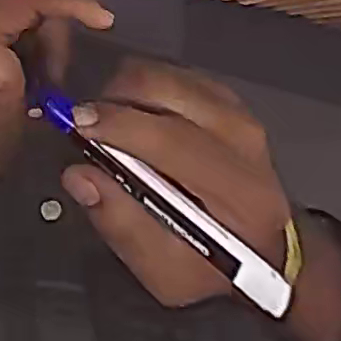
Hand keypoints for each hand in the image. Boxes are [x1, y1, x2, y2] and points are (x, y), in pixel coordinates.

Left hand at [0, 0, 112, 183]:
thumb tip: (1, 55)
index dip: (72, 1)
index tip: (105, 23)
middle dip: (56, 42)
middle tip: (50, 88)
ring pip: (36, 7)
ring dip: (47, 47)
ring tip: (36, 90)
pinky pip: (26, 14)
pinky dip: (37, 44)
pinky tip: (27, 76)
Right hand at [59, 58, 340, 340]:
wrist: (264, 248)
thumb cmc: (209, 264)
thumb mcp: (164, 271)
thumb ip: (120, 223)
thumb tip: (78, 175)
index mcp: (237, 188)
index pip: (171, 138)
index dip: (118, 125)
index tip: (76, 123)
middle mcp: (241, 135)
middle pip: (161, 88)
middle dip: (113, 98)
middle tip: (89, 124)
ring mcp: (233, 107)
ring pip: (159, 72)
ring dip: (124, 90)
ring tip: (112, 122)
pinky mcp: (221, 92)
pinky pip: (166, 70)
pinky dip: (140, 86)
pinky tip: (135, 114)